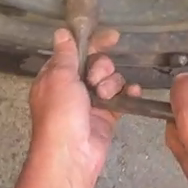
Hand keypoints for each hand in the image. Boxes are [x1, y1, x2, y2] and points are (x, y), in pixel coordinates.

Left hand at [29, 28, 138, 184]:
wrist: (71, 154)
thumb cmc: (59, 115)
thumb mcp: (59, 77)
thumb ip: (65, 54)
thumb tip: (61, 33)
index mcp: (55, 76)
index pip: (75, 51)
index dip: (93, 42)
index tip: (112, 37)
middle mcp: (72, 88)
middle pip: (96, 64)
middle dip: (102, 67)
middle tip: (96, 79)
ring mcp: (90, 102)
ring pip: (111, 80)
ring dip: (112, 83)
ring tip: (104, 96)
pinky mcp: (106, 116)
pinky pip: (121, 98)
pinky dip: (128, 94)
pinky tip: (132, 93)